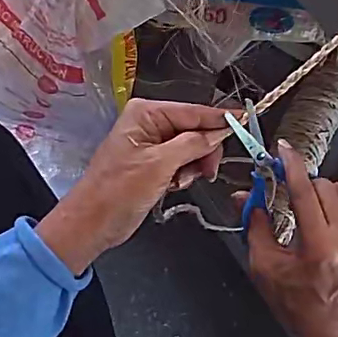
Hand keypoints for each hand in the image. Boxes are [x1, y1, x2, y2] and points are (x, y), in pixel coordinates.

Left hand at [37, 99, 230, 274]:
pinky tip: (174, 185)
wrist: (91, 225)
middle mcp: (149, 122)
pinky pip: (183, 161)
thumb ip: (193, 144)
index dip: (220, 118)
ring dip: (194, 165)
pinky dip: (185, 173)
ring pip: (192, 146)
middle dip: (204, 149)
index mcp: (146, 113)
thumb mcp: (159, 165)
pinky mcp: (154, 162)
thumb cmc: (117, 192)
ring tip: (180, 181)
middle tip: (207, 170)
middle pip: (195, 128)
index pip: (193, 111)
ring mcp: (152, 143)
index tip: (246, 120)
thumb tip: (220, 131)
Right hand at [244, 144, 337, 336]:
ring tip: (308, 208)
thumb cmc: (295, 304)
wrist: (332, 331)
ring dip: (322, 191)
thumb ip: (255, 225)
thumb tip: (244, 195)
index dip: (292, 166)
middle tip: (286, 195)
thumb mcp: (265, 267)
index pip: (306, 192)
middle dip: (302, 186)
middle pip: (323, 186)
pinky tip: (325, 214)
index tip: (282, 150)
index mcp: (319, 246)